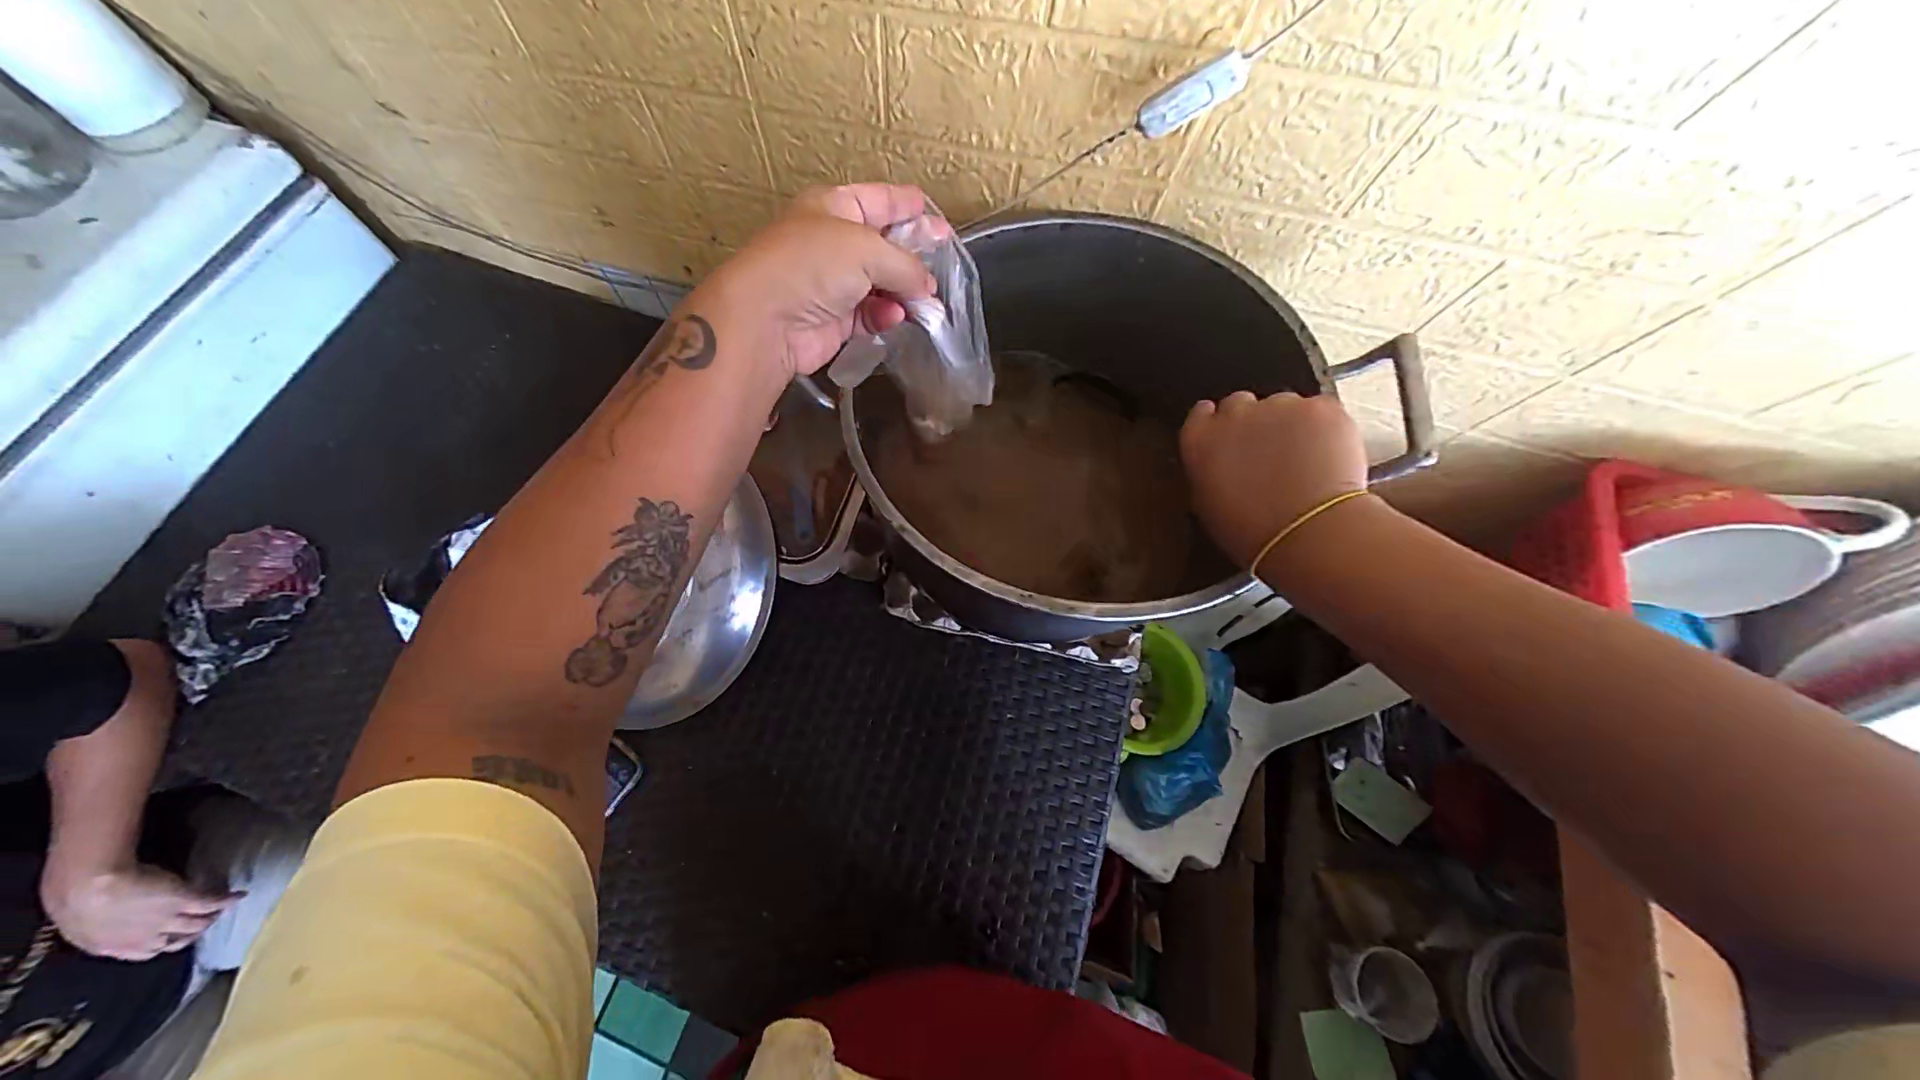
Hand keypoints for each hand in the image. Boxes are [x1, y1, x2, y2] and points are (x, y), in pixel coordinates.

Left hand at [42, 864, 239, 960]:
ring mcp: (168, 919)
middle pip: (181, 939)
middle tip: (206, 922)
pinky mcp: (185, 900)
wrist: (87, 889)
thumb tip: (120, 927)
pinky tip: (239, 895)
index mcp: (119, 948)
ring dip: (213, 917)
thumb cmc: (75, 905)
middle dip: (194, 931)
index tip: (174, 936)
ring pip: (200, 923)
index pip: (151, 952)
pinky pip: (213, 902)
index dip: (165, 943)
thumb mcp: (83, 926)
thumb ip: (105, 931)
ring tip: (223, 909)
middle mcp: (147, 938)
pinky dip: (229, 900)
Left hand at [692, 183, 939, 380]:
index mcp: (834, 206)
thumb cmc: (810, 266)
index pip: (880, 200)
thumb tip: (926, 286)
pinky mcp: (836, 319)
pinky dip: (886, 315)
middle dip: (913, 258)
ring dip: (904, 293)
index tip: (937, 219)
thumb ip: (907, 264)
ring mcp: (834, 283)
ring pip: (882, 285)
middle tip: (941, 268)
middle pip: (885, 246)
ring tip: (924, 301)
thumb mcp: (868, 249)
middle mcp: (833, 242)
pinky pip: (872, 315)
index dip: (909, 207)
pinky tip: (896, 317)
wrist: (768, 320)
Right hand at [1180, 391, 1370, 569]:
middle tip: (1267, 454)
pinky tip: (1326, 456)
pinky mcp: (1320, 408)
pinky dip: (1323, 428)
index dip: (1217, 425)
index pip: (1202, 414)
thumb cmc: (1251, 531)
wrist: (1305, 532)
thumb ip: (1207, 469)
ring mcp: (1279, 406)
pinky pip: (1319, 411)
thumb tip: (1220, 462)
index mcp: (1200, 439)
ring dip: (1289, 424)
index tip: (1229, 438)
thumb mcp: (1207, 503)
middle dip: (1252, 422)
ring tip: (1303, 461)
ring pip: (1283, 405)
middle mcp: (1234, 414)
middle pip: (1241, 403)